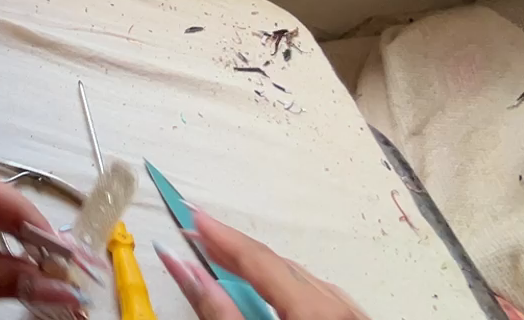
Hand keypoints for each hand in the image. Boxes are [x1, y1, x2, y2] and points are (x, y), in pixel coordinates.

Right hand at [155, 211, 368, 319]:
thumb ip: (215, 310)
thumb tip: (177, 262)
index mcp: (317, 312)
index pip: (260, 260)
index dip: (221, 235)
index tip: (190, 214)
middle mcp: (345, 313)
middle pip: (283, 268)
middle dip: (237, 252)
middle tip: (198, 236)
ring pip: (306, 284)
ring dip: (264, 271)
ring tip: (227, 261)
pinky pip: (327, 303)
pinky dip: (292, 291)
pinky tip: (276, 296)